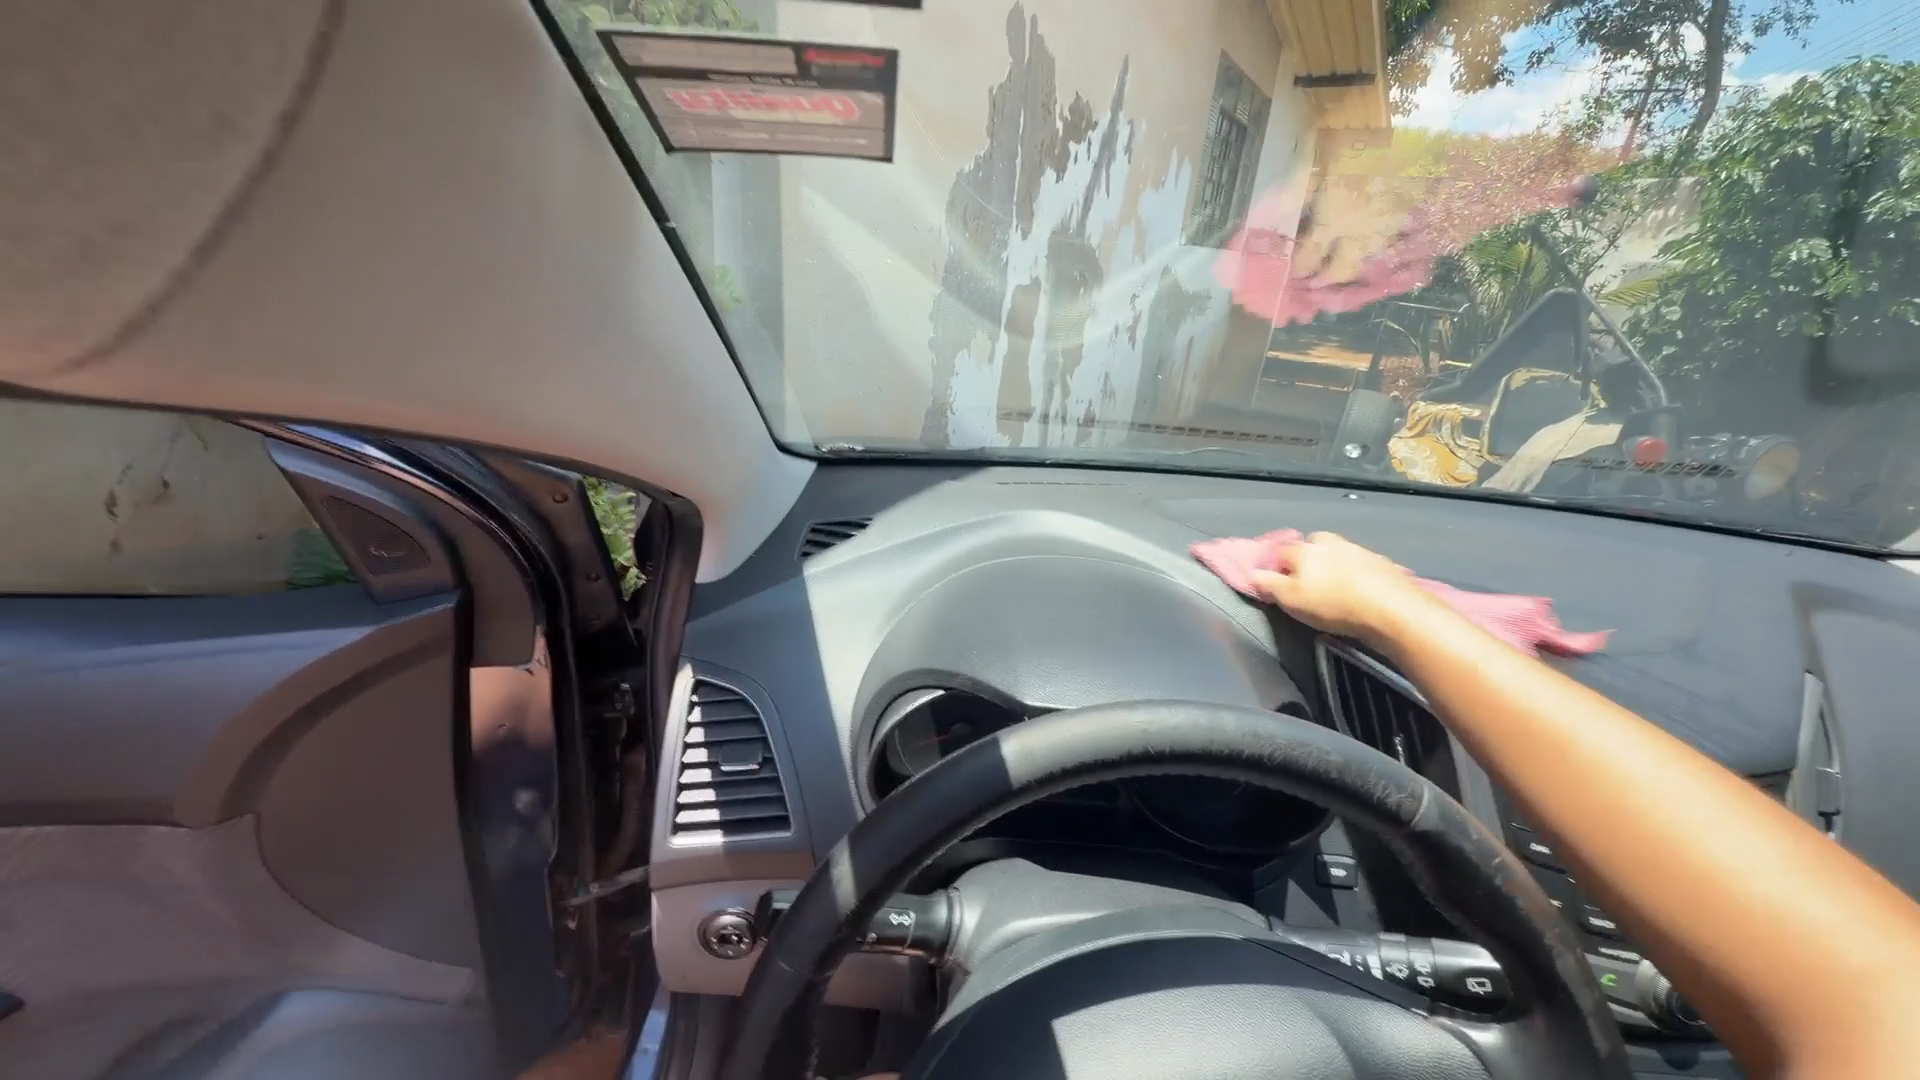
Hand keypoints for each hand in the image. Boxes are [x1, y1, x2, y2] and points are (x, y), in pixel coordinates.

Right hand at [1248, 532, 1431, 642]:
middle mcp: (1329, 542)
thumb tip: (1251, 572)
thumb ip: (1268, 585)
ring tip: (1336, 587)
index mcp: (1303, 550)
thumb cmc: (1332, 604)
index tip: (1274, 582)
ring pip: (1338, 552)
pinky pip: (1362, 564)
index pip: (1279, 552)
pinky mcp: (1382, 562)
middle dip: (1307, 557)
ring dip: (1334, 564)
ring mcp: (1358, 549)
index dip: (1274, 566)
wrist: (1391, 609)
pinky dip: (1357, 573)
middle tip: (1307, 580)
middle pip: (1311, 544)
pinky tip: (1360, 589)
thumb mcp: (1290, 600)